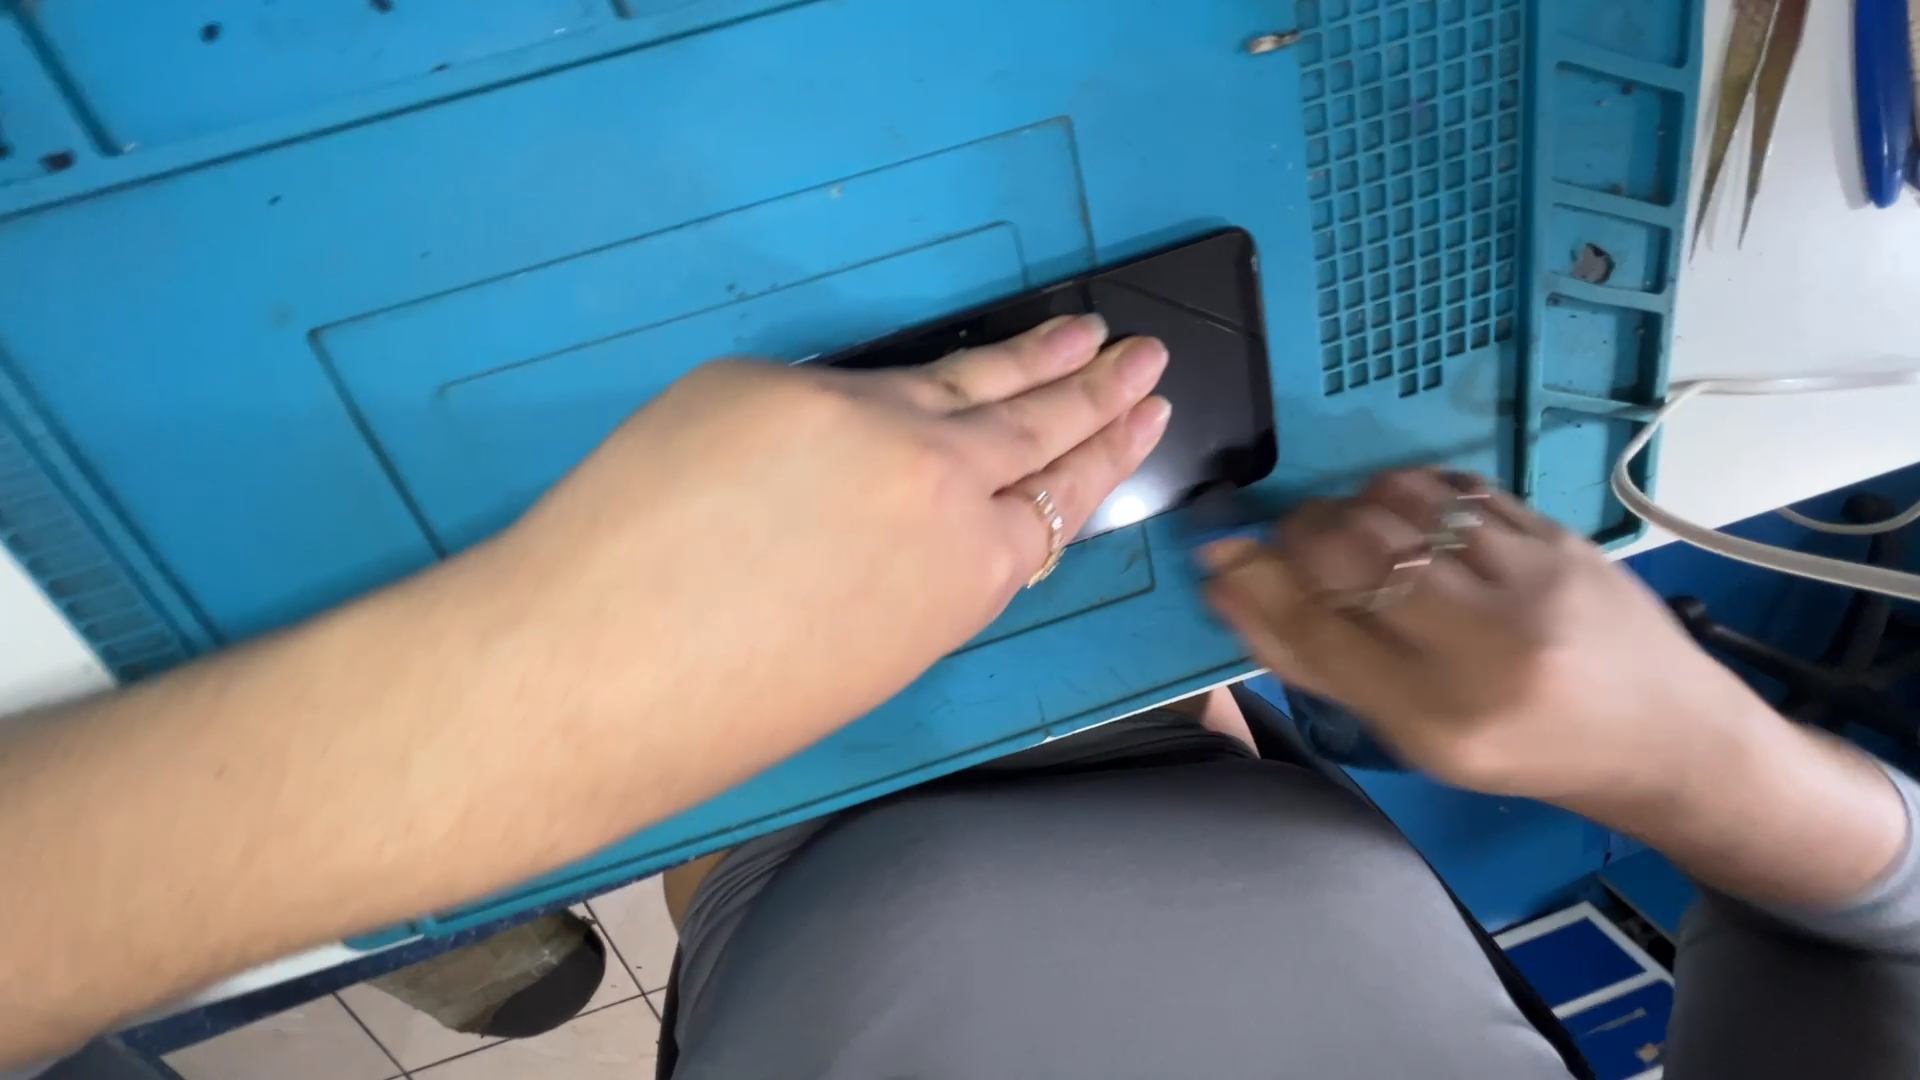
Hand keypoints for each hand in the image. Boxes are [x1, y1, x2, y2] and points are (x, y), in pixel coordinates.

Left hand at [479, 314, 1169, 805]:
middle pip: (1033, 419)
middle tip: (1142, 354)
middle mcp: (934, 476)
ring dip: (1026, 358)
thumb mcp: (879, 652)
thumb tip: (940, 510)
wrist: (588, 673)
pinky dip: (883, 402)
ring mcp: (854, 414)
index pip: (1064, 492)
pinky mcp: (772, 381)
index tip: (1146, 413)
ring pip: (960, 380)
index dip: (1111, 451)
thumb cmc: (737, 707)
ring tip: (1080, 331)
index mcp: (969, 568)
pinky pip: (843, 393)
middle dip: (1096, 387)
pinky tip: (918, 390)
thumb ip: (933, 569)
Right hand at [1199, 468, 1767, 805]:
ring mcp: (1534, 578)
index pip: (1314, 628)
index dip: (1251, 583)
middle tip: (1290, 542)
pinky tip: (1407, 520)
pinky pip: (1451, 485)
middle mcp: (1490, 644)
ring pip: (1395, 502)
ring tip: (1352, 533)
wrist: (1672, 742)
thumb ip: (1316, 664)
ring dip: (1348, 507)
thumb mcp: (1409, 734)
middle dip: (1296, 532)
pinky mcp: (1562, 534)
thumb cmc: (1518, 750)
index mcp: (1442, 716)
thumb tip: (1231, 593)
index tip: (1214, 556)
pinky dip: (1405, 493)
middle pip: (1350, 549)